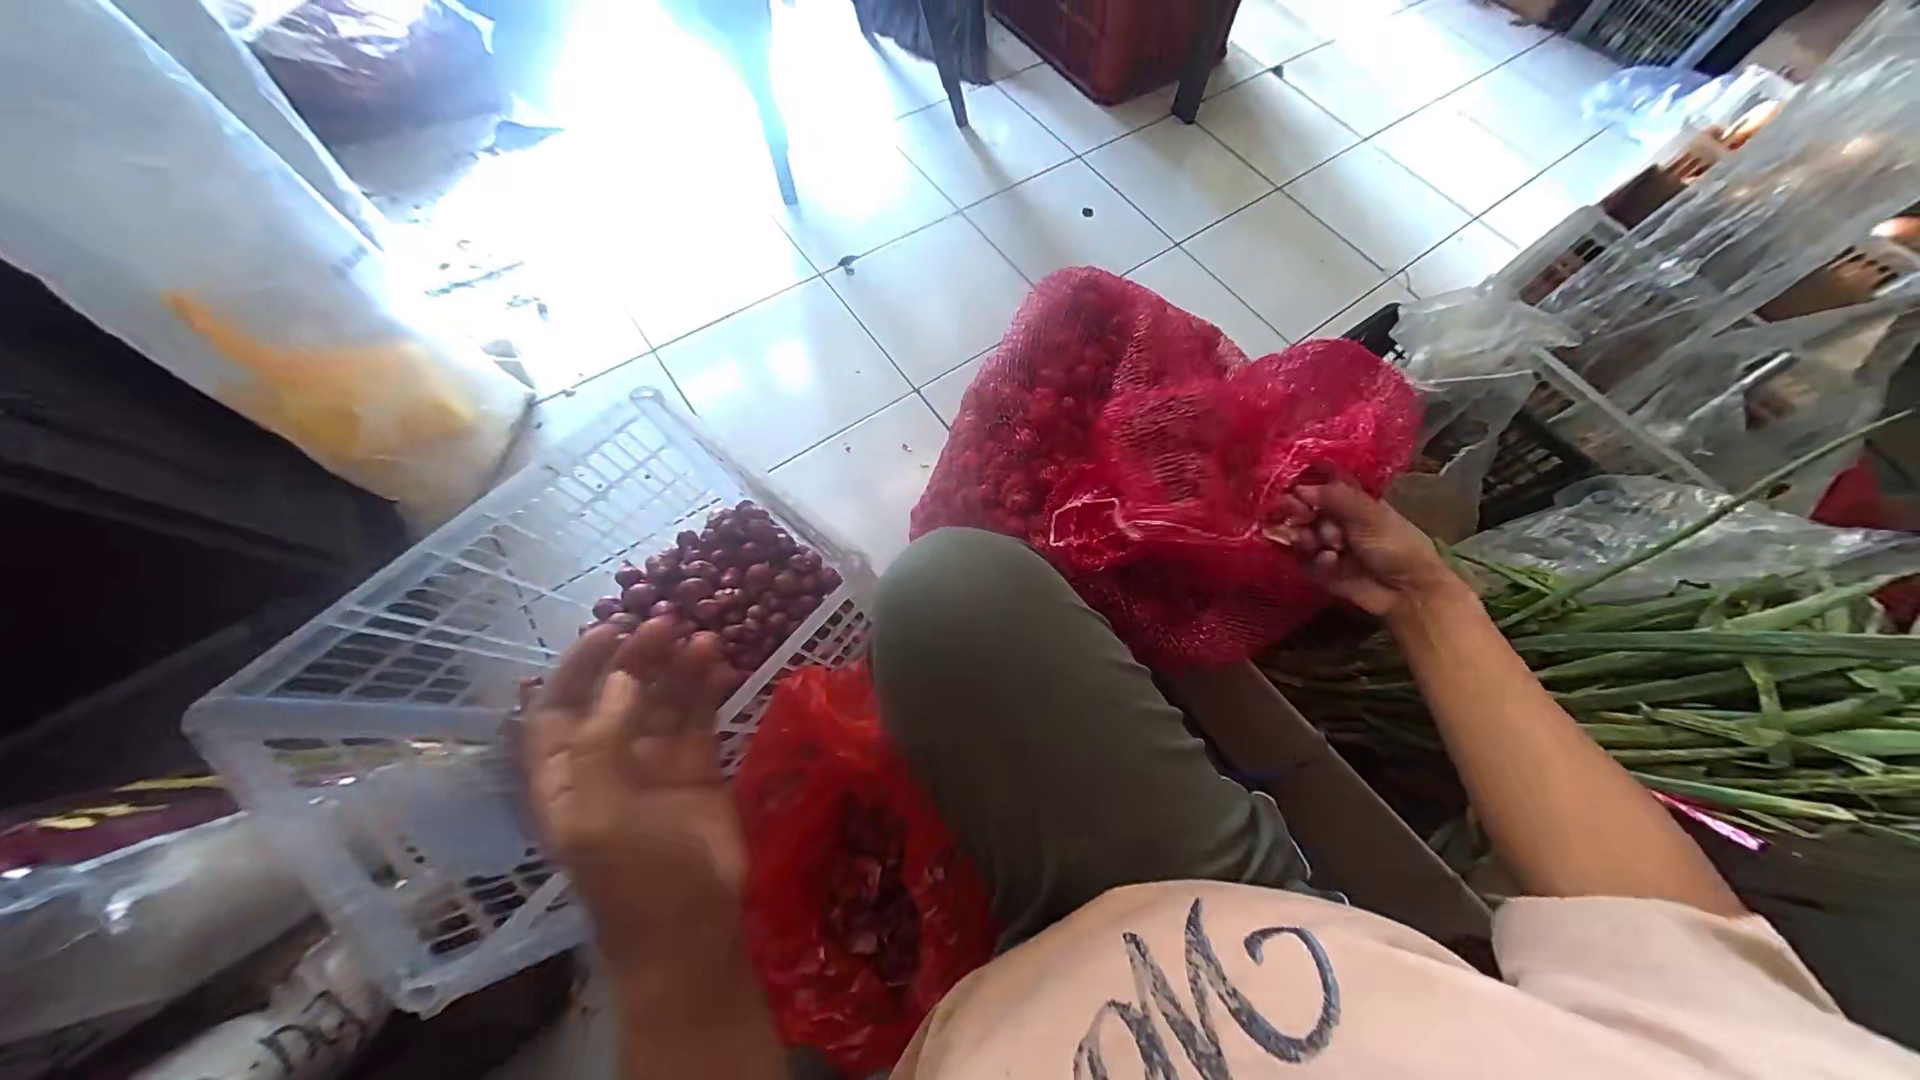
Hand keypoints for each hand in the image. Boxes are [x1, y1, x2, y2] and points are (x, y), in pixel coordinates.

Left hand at [522, 617, 743, 964]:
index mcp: (566, 777)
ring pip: (661, 700)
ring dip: (677, 666)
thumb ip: (602, 742)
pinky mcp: (698, 766)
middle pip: (616, 695)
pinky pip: (699, 716)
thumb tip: (624, 676)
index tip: (611, 629)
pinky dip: (707, 687)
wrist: (694, 928)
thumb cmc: (633, 879)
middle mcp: (608, 762)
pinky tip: (719, 663)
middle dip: (637, 657)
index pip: (557, 708)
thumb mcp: (599, 817)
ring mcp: (655, 763)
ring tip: (703, 637)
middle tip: (667, 625)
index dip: (578, 667)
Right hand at [1274, 471, 1459, 617]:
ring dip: (1306, 537)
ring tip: (1322, 545)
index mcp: (1350, 501)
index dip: (1305, 485)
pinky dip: (1313, 557)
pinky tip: (1330, 561)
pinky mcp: (1313, 566)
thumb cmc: (1397, 547)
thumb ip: (1336, 498)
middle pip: (1302, 507)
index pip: (1320, 486)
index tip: (1295, 489)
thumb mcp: (1371, 516)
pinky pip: (1298, 556)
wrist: (1404, 592)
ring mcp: (1321, 543)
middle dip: (1299, 511)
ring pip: (1296, 531)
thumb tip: (1299, 487)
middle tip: (1301, 516)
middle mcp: (1332, 519)